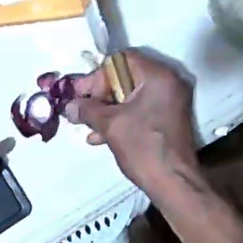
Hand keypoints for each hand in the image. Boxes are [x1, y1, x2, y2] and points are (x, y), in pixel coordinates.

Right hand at [64, 50, 200, 194]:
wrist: (173, 182)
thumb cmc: (143, 148)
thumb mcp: (110, 125)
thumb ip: (88, 110)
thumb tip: (69, 105)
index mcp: (157, 76)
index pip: (121, 60)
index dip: (97, 76)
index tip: (80, 95)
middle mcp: (167, 83)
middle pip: (126, 77)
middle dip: (100, 95)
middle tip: (82, 110)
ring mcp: (169, 102)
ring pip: (130, 96)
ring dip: (107, 109)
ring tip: (87, 125)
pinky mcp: (166, 120)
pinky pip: (139, 111)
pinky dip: (120, 119)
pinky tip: (100, 136)